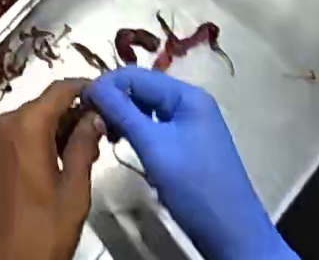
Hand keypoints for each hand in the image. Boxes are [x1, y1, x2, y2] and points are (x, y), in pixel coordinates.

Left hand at [0, 79, 102, 259]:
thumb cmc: (44, 229)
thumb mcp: (73, 191)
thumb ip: (83, 147)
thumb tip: (94, 117)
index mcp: (25, 125)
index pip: (57, 91)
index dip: (82, 87)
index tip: (105, 92)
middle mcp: (5, 121)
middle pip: (43, 104)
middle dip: (72, 111)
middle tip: (102, 127)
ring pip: (30, 118)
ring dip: (56, 125)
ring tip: (87, 144)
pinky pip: (18, 132)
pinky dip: (39, 136)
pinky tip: (59, 156)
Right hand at [85, 68, 294, 259]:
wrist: (237, 244)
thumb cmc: (196, 190)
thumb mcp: (153, 146)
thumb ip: (120, 111)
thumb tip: (90, 85)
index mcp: (186, 95)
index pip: (133, 75)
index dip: (105, 85)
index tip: (81, 101)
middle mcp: (188, 102)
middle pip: (138, 88)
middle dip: (112, 100)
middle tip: (88, 117)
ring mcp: (188, 123)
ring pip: (142, 106)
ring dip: (120, 114)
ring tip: (103, 129)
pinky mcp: (184, 143)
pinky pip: (150, 123)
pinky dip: (133, 128)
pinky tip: (121, 139)